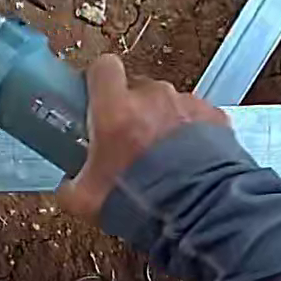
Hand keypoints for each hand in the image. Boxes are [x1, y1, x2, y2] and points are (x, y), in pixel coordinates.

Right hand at [58, 55, 229, 221]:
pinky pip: (197, 117)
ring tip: (165, 159)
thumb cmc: (143, 202)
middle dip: (133, 110)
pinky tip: (191, 161)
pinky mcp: (214, 117)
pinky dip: (193, 134)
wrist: (200, 212)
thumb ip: (70, 188)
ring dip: (163, 123)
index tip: (99, 99)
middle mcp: (152, 97)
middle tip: (131, 142)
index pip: (103, 68)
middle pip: (138, 88)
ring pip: (168, 103)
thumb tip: (66, 188)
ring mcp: (187, 104)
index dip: (100, 81)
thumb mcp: (88, 202)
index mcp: (115, 110)